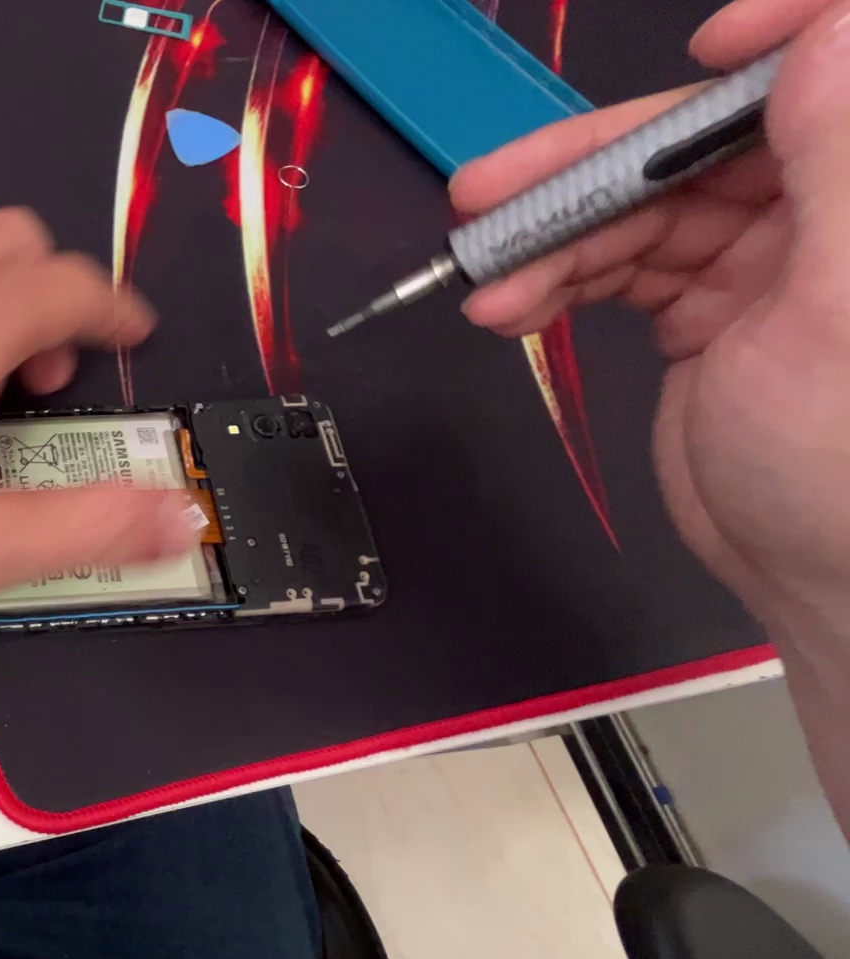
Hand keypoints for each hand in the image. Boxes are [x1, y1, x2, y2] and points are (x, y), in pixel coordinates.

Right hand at [449, 0, 849, 621]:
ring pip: (642, 213)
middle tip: (485, 192)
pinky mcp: (707, 306)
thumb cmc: (849, 457)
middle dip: (591, 170)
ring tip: (483, 284)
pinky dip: (555, 284)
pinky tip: (508, 308)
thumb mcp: (846, 308)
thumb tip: (822, 36)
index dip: (783, 40)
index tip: (699, 50)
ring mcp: (773, 256)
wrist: (814, 568)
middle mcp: (841, 205)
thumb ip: (845, 161)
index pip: (840, 72)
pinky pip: (618, 270)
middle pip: (707, 144)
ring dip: (549, 245)